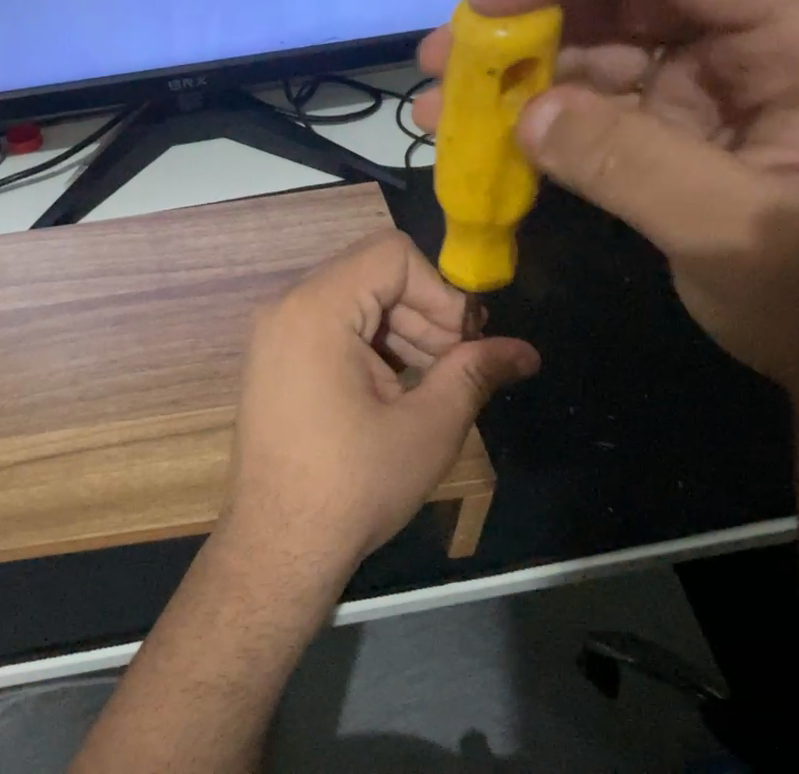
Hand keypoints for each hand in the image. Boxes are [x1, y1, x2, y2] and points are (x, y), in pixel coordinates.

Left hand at [219, 231, 539, 568]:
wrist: (278, 544)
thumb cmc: (353, 485)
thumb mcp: (428, 427)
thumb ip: (474, 372)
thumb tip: (525, 350)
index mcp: (315, 309)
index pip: (393, 254)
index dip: (441, 291)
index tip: (465, 342)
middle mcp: (286, 307)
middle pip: (373, 274)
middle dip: (425, 314)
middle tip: (459, 367)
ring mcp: (273, 334)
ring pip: (354, 301)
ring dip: (402, 332)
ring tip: (434, 386)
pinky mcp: (273, 360)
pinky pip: (331, 328)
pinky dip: (371, 347)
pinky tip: (398, 392)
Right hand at [413, 0, 798, 391]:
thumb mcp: (740, 236)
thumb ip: (634, 167)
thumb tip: (525, 115)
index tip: (488, 0)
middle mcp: (765, 29)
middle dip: (534, 6)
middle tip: (447, 48)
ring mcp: (717, 71)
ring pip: (604, 31)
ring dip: (521, 57)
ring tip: (442, 92)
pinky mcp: (679, 113)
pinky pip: (595, 89)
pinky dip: (535, 105)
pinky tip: (479, 127)